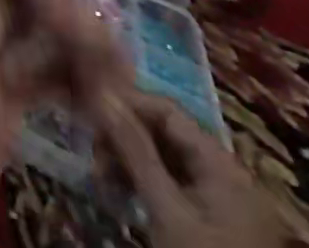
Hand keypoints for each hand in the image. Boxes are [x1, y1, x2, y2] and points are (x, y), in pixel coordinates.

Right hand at [98, 90, 284, 247]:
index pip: (167, 110)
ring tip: (101, 178)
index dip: (125, 103)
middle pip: (163, 131)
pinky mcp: (208, 214)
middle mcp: (223, 171)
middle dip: (122, 136)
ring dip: (126, 159)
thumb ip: (134, 149)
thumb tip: (101, 94)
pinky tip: (118, 192)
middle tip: (91, 153)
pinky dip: (139, 179)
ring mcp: (218, 195)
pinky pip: (168, 179)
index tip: (85, 111)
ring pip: (161, 155)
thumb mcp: (164, 207)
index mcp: (222, 165)